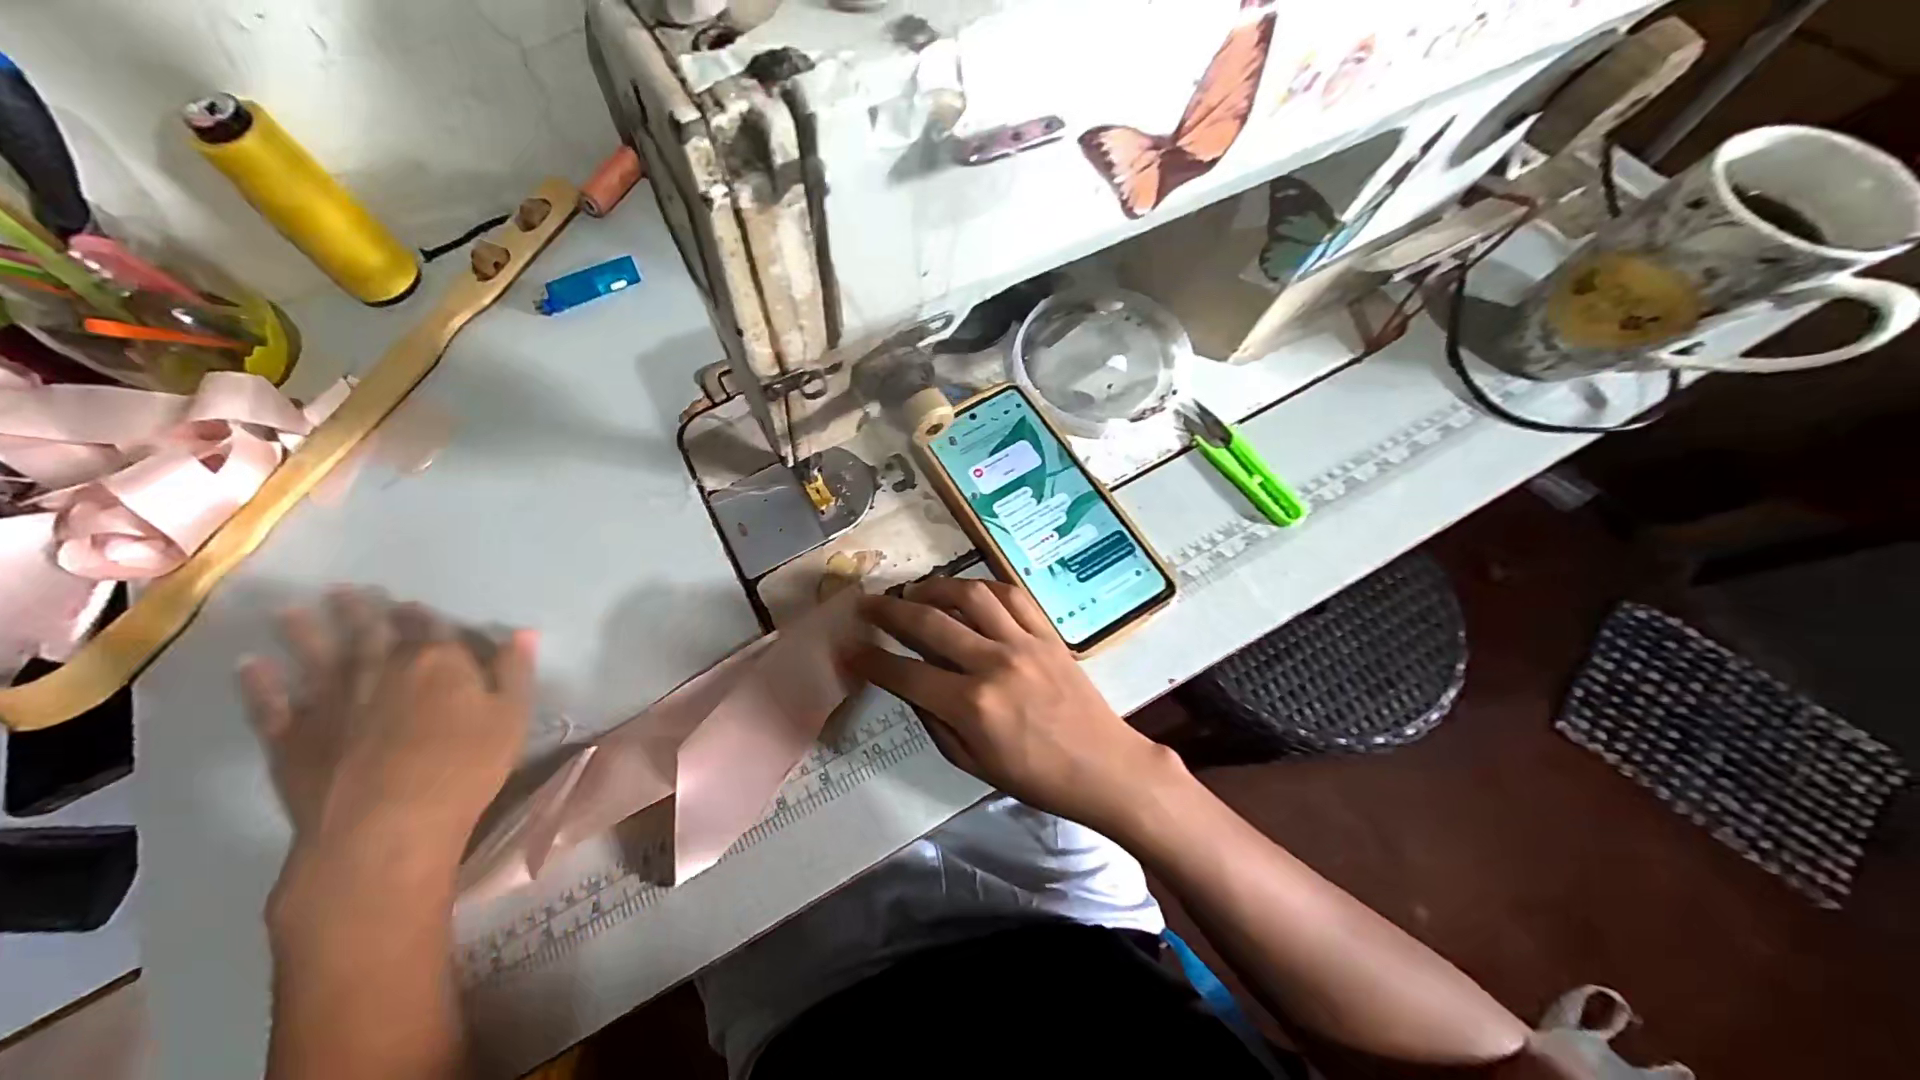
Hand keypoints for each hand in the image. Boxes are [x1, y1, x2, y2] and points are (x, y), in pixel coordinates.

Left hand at [237, 588, 535, 860]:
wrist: (385, 827)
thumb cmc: (464, 769)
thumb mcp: (511, 718)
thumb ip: (514, 672)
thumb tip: (522, 633)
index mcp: (438, 662)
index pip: (429, 626)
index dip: (420, 614)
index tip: (410, 604)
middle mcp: (381, 667)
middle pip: (369, 630)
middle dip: (357, 609)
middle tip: (341, 590)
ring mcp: (331, 699)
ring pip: (315, 654)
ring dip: (303, 631)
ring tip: (289, 610)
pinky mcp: (292, 735)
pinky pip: (270, 702)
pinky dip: (259, 682)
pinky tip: (250, 666)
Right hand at [844, 578, 1182, 833]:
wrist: (1102, 765)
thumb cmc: (1035, 776)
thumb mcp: (972, 763)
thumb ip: (935, 721)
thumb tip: (909, 685)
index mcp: (971, 706)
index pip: (905, 673)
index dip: (870, 658)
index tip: (849, 646)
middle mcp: (993, 664)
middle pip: (929, 623)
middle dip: (890, 610)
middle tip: (869, 604)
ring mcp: (1023, 643)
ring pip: (970, 596)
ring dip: (935, 586)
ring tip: (916, 590)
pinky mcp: (1047, 634)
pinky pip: (1012, 595)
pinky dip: (984, 587)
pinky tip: (967, 591)